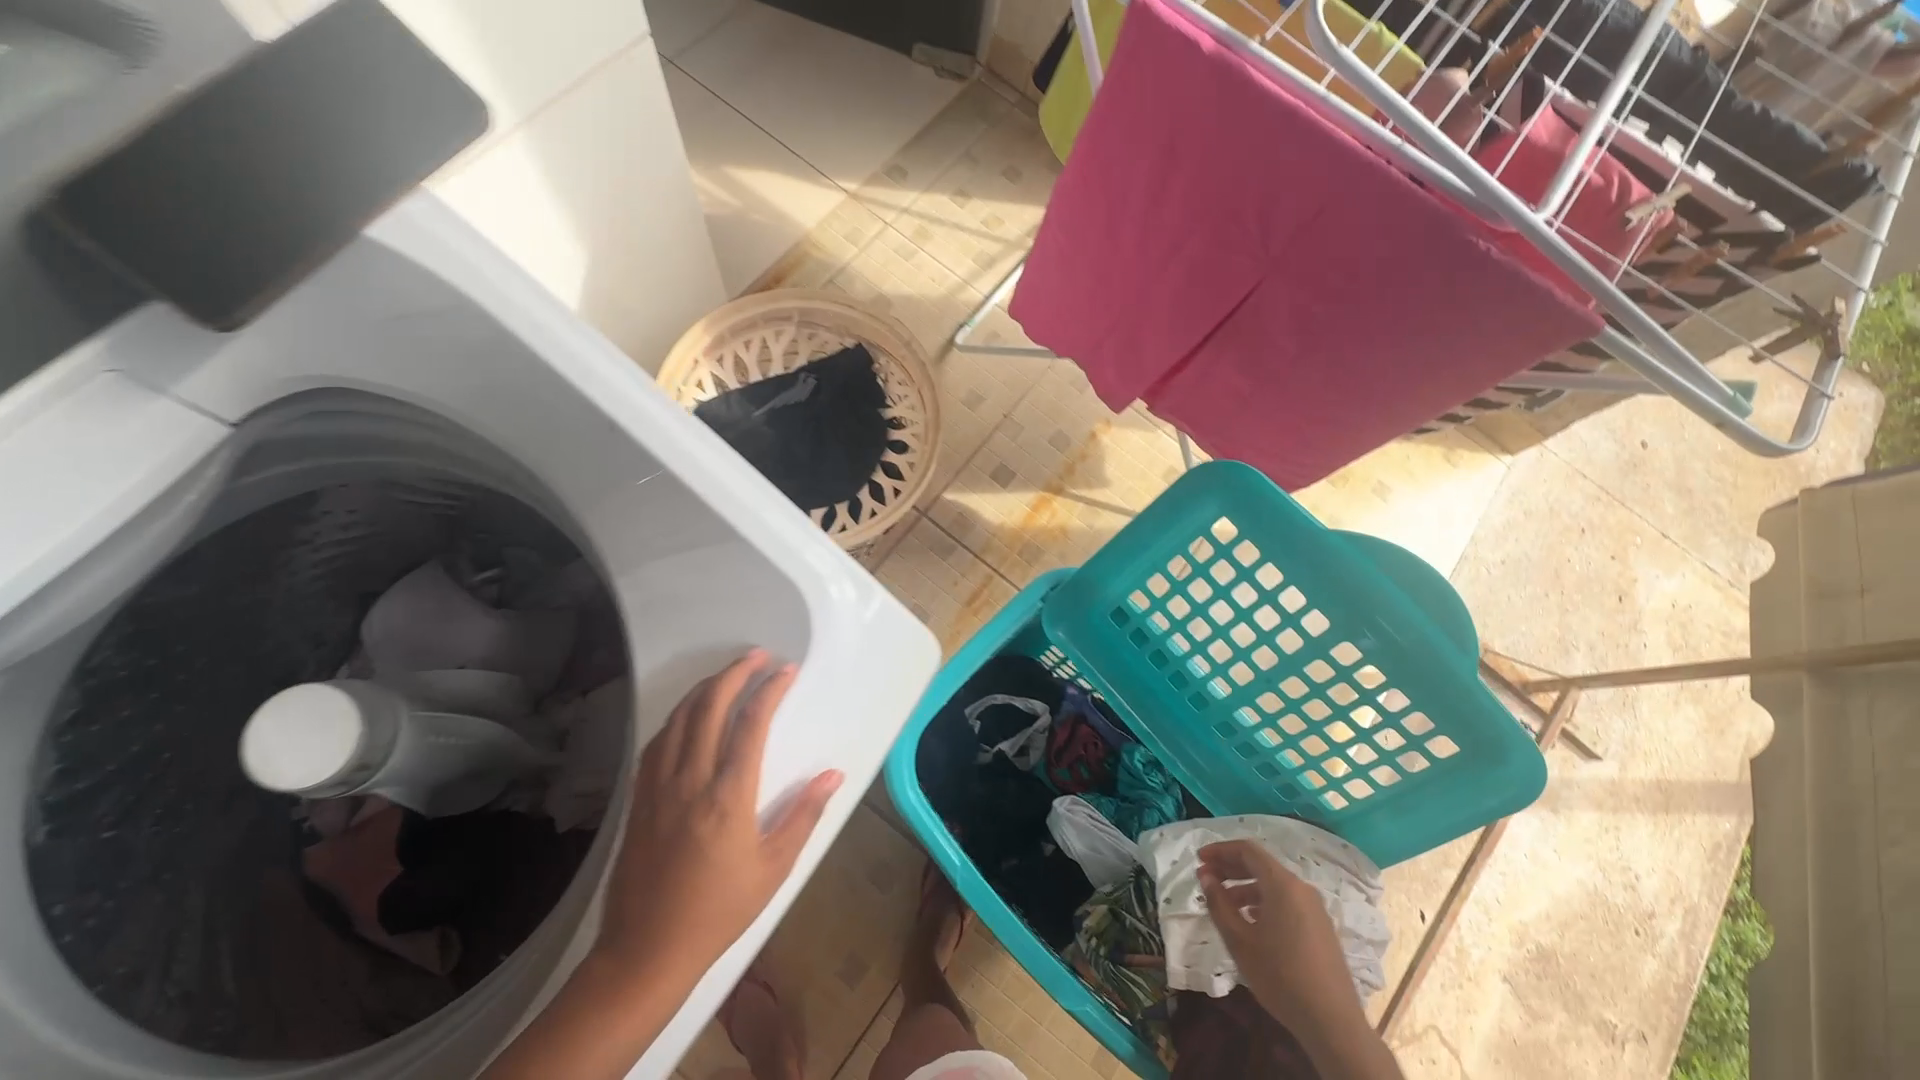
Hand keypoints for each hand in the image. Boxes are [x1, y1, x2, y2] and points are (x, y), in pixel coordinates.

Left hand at [595, 650, 843, 978]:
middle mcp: (689, 779)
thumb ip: (804, 816)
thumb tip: (832, 774)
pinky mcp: (638, 799)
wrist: (647, 948)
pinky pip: (656, 743)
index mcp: (728, 795)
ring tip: (726, 675)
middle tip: (756, 657)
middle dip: (734, 674)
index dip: (770, 689)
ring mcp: (658, 787)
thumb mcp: (774, 868)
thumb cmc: (720, 911)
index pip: (751, 723)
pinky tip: (686, 716)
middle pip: (709, 707)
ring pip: (678, 719)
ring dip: (704, 689)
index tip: (786, 670)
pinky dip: (676, 717)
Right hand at [1196, 839, 1363, 1028]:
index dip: (1220, 850)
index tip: (1199, 860)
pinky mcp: (1320, 926)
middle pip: (1262, 865)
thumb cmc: (1279, 975)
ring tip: (1223, 904)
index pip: (1248, 850)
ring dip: (1245, 887)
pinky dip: (1263, 901)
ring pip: (1274, 885)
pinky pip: (1286, 901)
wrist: (1330, 1019)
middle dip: (1231, 868)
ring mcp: (1315, 908)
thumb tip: (1206, 877)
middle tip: (1205, 878)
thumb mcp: (1239, 940)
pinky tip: (1250, 921)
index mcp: (1282, 885)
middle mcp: (1301, 889)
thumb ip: (1219, 903)